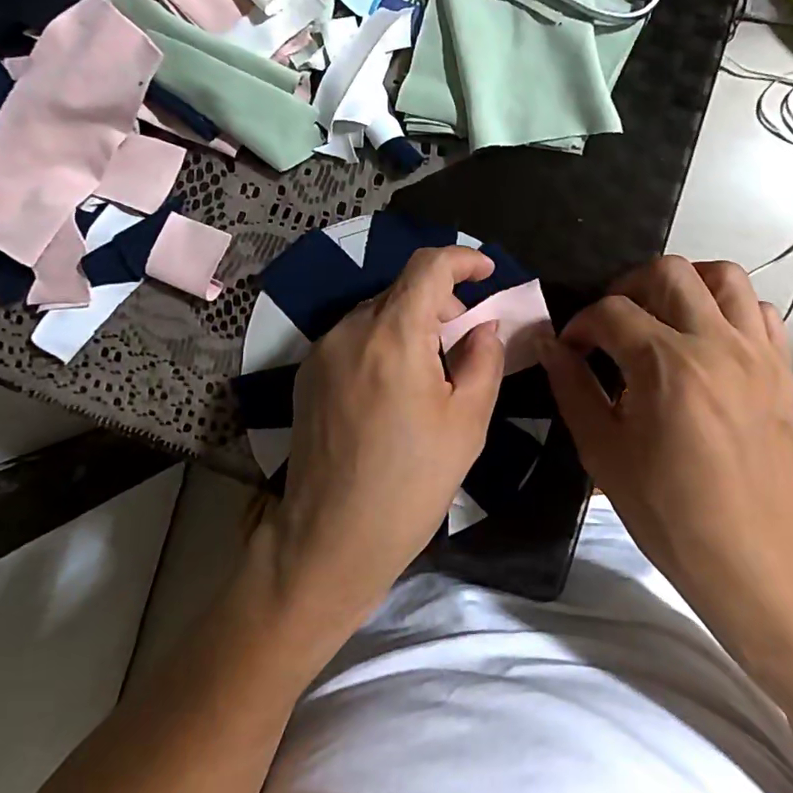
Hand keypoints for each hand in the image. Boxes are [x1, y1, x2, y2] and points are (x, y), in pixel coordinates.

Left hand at [273, 246, 505, 619]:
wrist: (333, 533)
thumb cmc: (412, 482)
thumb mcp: (466, 422)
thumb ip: (481, 360)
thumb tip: (482, 325)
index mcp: (391, 334)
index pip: (427, 267)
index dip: (462, 259)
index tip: (486, 271)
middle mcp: (348, 330)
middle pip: (399, 291)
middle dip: (439, 301)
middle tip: (466, 336)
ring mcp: (320, 351)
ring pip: (374, 315)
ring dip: (408, 324)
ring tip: (432, 368)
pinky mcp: (306, 374)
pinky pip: (351, 340)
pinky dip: (380, 343)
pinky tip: (394, 387)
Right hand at [539, 256, 792, 617]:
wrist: (746, 550)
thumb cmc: (662, 503)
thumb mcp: (599, 445)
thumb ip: (571, 383)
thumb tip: (549, 343)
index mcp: (667, 364)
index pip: (611, 310)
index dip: (581, 324)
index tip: (571, 349)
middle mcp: (717, 344)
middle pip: (668, 272)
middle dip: (626, 287)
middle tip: (612, 324)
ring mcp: (758, 354)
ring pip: (723, 277)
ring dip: (682, 286)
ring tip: (659, 318)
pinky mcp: (782, 371)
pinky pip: (758, 311)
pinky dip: (726, 310)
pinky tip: (702, 341)